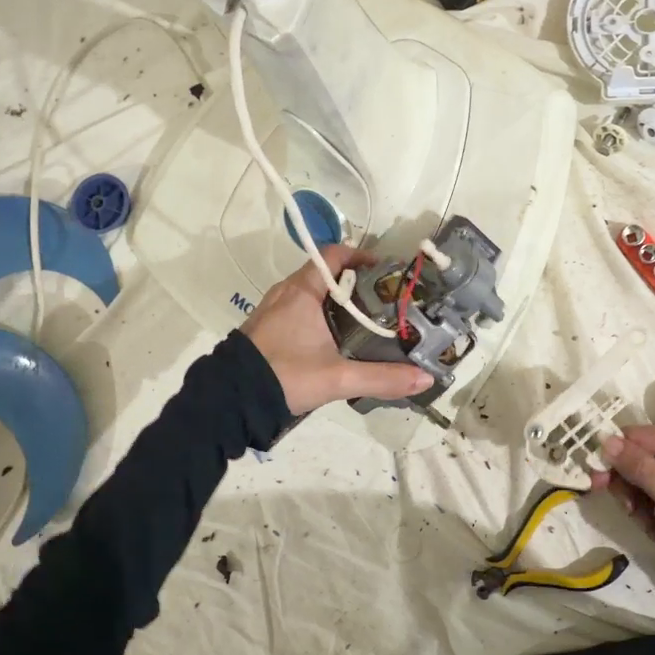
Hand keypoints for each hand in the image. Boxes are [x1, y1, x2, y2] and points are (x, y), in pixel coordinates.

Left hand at [241, 245, 434, 414]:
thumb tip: (424, 379)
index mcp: (302, 292)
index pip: (333, 255)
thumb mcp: (337, 378)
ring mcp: (273, 310)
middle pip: (326, 274)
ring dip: (336, 302)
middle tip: (383, 302)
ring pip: (311, 294)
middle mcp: (286, 293)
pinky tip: (334, 341)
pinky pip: (298, 310)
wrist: (230, 400)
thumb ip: (382, 378)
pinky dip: (319, 315)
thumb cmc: (284, 376)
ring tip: (364, 322)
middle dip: (355, 284)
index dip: (360, 256)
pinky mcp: (267, 328)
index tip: (384, 271)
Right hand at [596, 426, 654, 554]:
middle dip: (627, 485)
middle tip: (630, 514)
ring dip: (637, 500)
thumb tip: (606, 441)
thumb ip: (643, 470)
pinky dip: (650, 506)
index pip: (633, 436)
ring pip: (643, 473)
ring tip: (648, 526)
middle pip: (636, 455)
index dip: (613, 459)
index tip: (598, 487)